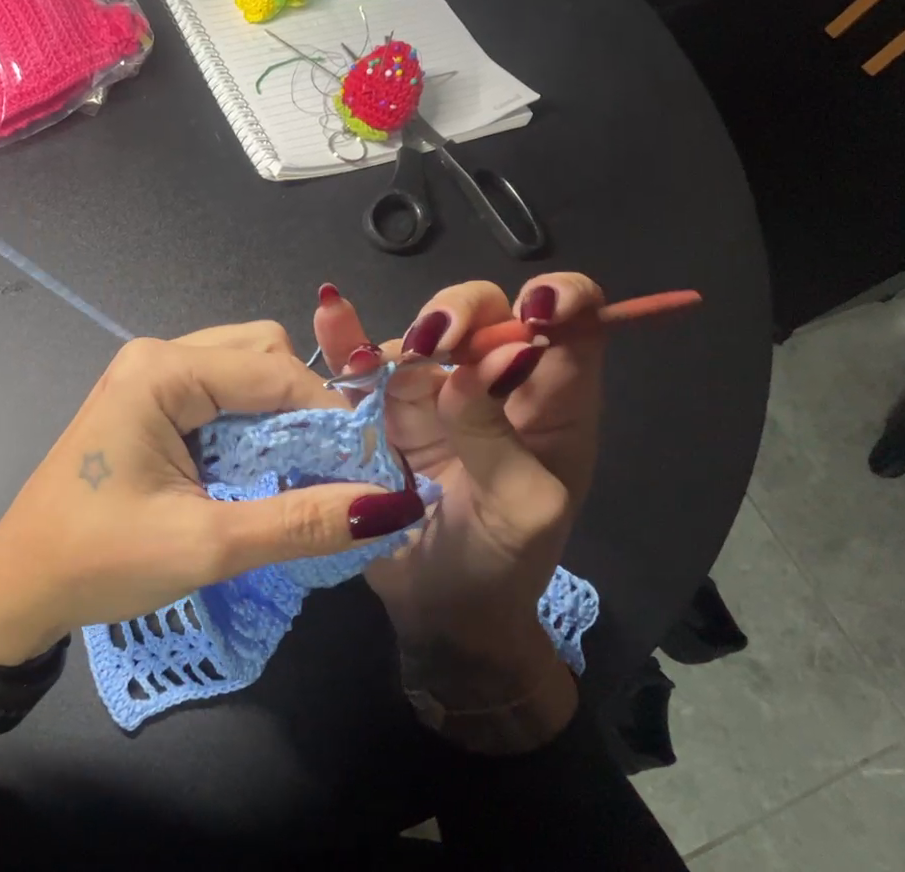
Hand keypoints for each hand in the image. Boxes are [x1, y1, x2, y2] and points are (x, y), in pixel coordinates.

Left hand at [0, 322, 425, 668]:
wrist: (20, 586)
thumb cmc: (99, 562)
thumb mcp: (207, 545)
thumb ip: (300, 521)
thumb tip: (392, 508)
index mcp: (162, 372)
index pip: (277, 371)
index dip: (334, 419)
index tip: (374, 475)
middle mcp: (156, 358)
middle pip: (263, 356)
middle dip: (306, 411)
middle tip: (331, 476)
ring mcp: (147, 377)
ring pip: (244, 374)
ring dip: (280, 421)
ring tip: (302, 480)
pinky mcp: (146, 404)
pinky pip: (218, 397)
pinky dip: (251, 429)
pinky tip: (259, 475)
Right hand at [313, 275, 605, 668]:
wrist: (439, 606)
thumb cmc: (502, 561)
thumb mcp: (523, 509)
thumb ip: (499, 440)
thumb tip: (463, 371)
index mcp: (552, 402)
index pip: (574, 323)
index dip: (561, 299)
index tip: (531, 311)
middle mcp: (493, 384)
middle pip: (487, 312)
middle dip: (462, 313)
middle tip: (433, 343)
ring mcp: (432, 394)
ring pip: (420, 333)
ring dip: (401, 336)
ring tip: (370, 368)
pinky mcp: (379, 410)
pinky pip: (361, 364)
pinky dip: (343, 337)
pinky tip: (330, 313)